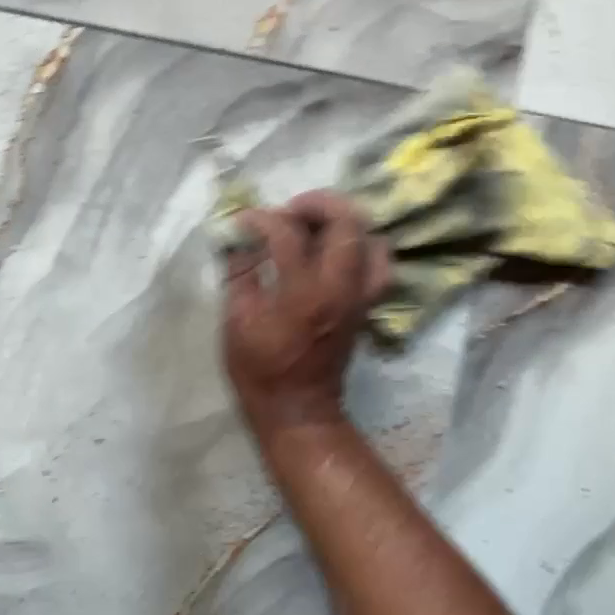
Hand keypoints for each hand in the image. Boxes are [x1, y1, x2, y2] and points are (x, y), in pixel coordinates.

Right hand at [223, 190, 388, 433]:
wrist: (298, 410)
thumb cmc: (259, 371)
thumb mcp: (235, 322)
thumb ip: (239, 274)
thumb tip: (239, 239)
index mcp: (301, 293)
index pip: (287, 233)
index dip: (262, 219)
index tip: (244, 222)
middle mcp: (339, 288)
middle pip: (346, 222)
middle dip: (316, 204)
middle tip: (288, 211)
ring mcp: (359, 296)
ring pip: (371, 238)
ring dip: (344, 222)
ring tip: (316, 226)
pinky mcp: (366, 306)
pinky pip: (378, 263)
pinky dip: (361, 247)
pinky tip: (337, 250)